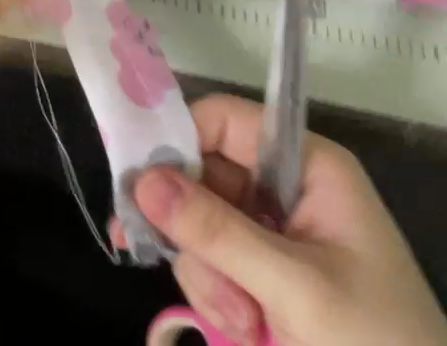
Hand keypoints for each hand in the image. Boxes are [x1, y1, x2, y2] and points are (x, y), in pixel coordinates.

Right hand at [123, 96, 446, 345]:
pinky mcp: (261, 271)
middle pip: (200, 174)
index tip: (139, 184)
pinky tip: (243, 328)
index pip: (222, 121)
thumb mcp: (297, 288)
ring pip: (196, 222)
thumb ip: (217, 232)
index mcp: (308, 166)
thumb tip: (140, 180)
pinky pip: (207, 259)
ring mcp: (272, 231)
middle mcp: (285, 187)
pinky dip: (213, 293)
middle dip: (193, 231)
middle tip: (197, 274)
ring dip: (207, 274)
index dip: (177, 141)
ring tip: (244, 322)